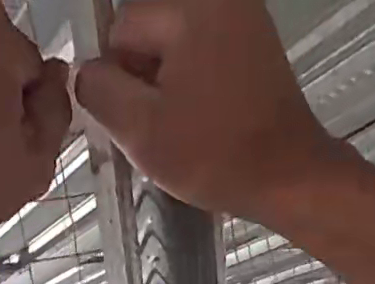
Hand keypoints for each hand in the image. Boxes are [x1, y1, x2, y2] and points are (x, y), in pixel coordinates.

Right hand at [74, 0, 345, 223]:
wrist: (289, 176)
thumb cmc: (214, 156)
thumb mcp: (141, 130)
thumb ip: (100, 92)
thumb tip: (86, 73)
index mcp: (188, 6)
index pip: (121, 29)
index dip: (119, 81)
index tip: (140, 122)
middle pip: (150, 33)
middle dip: (146, 82)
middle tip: (164, 131)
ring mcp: (244, 17)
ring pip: (176, 50)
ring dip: (170, 89)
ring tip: (187, 131)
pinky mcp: (258, 46)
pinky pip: (206, 58)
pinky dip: (197, 89)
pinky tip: (206, 123)